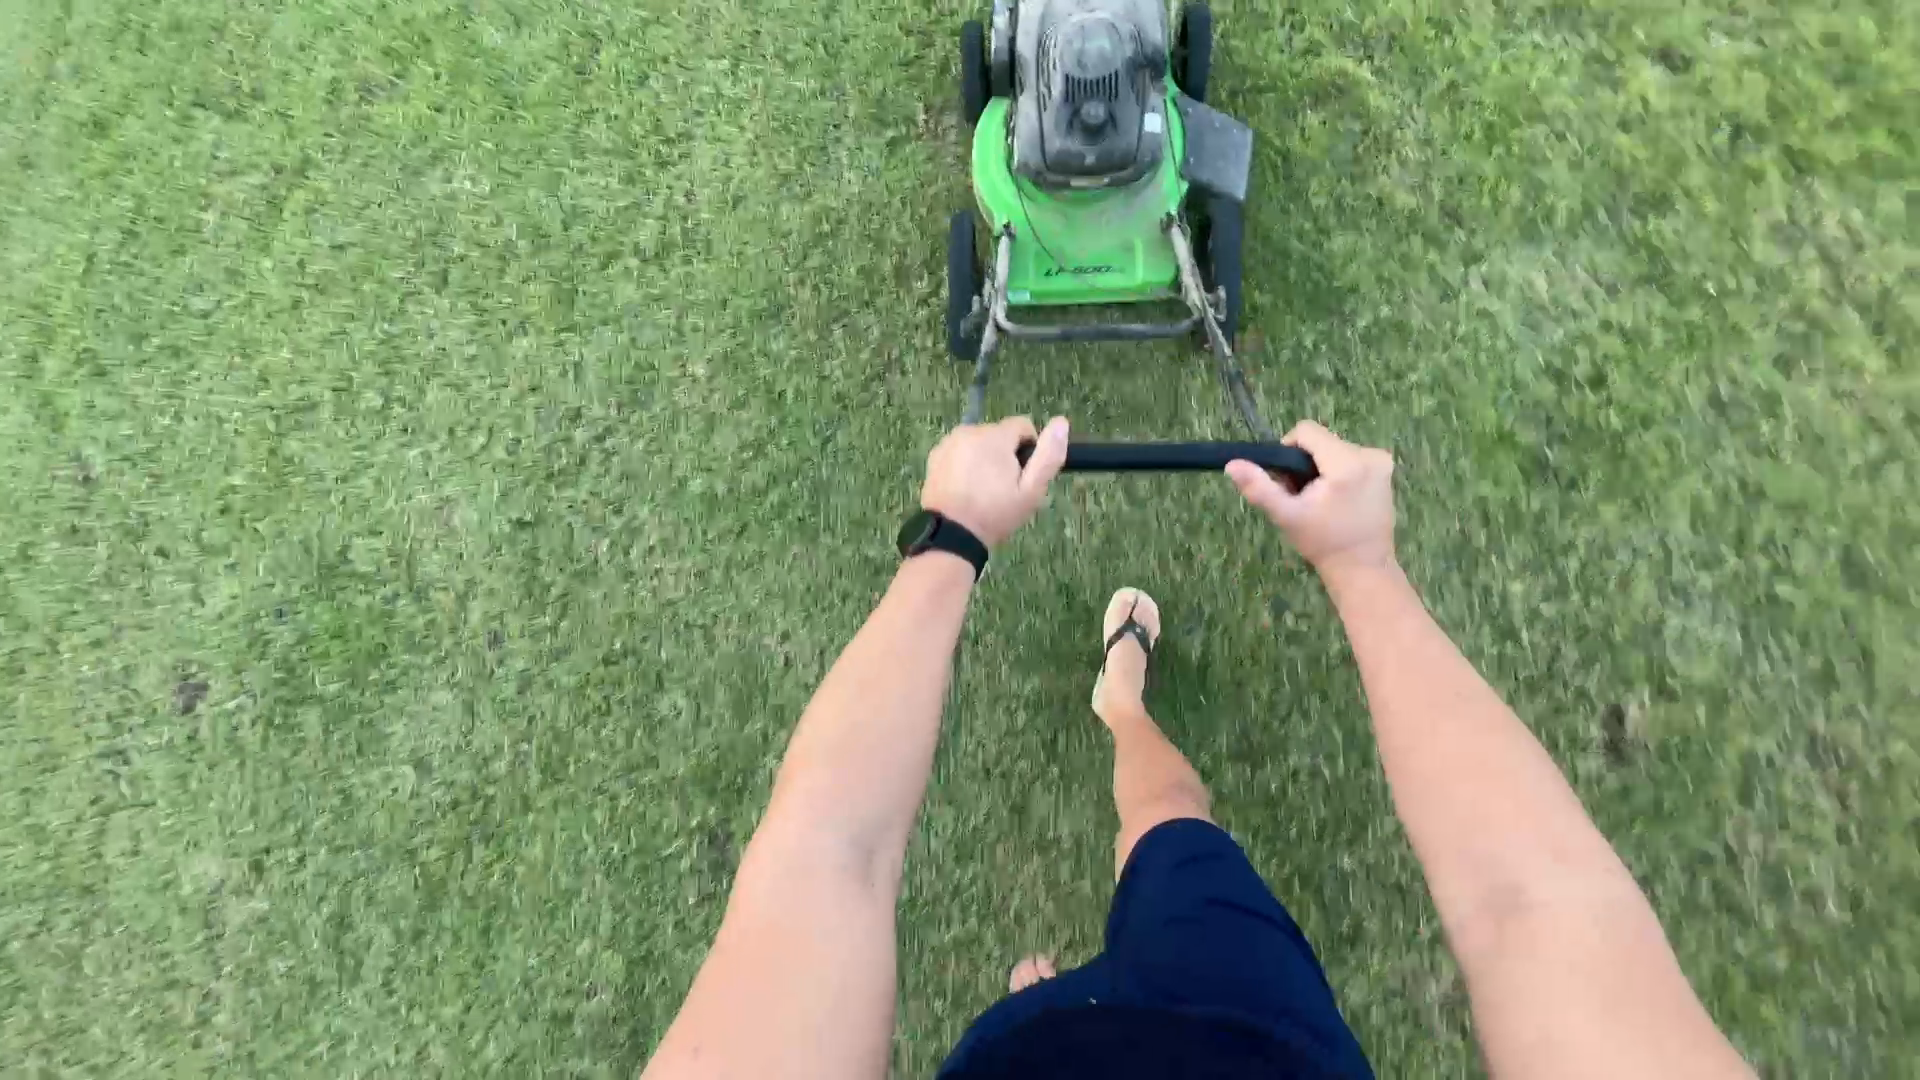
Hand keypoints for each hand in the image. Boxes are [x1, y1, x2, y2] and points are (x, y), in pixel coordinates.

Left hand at [920, 416, 1068, 548]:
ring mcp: (948, 443)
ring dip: (985, 458)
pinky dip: (966, 464)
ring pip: (979, 443)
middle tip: (1004, 488)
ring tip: (984, 491)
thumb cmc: (995, 514)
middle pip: (999, 435)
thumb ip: (1048, 455)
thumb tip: (1061, 422)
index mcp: (994, 436)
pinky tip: (966, 489)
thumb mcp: (1031, 491)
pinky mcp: (935, 456)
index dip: (1029, 450)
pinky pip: (960, 452)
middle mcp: (969, 431)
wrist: (951, 534)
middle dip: (1006, 455)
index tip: (1022, 476)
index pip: (1023, 426)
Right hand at [1225, 420, 1396, 577]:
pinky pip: (1350, 457)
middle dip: (1305, 463)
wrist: (1362, 566)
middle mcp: (1370, 454)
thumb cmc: (1322, 542)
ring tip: (1320, 499)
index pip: (1307, 431)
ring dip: (1320, 467)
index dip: (1288, 450)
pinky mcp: (1385, 469)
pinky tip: (1337, 498)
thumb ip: (1259, 488)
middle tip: (1303, 496)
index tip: (1288, 480)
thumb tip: (1231, 464)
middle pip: (1321, 441)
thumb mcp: (1286, 516)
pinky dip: (1337, 471)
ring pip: (1334, 449)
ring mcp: (1382, 462)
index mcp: (1347, 463)